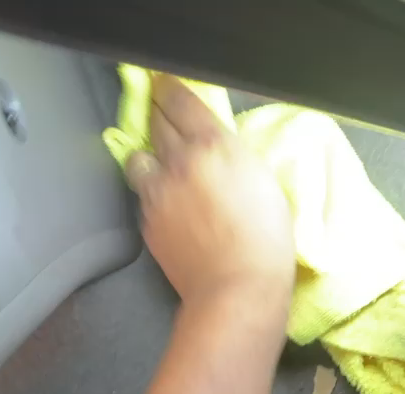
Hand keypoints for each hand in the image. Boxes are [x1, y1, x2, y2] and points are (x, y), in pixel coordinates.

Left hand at [126, 76, 294, 311]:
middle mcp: (179, 161)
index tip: (169, 90)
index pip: (176, 97)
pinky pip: (142, 197)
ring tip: (163, 173)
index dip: (170, 90)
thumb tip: (216, 146)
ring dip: (149, 159)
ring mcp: (158, 192)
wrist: (237, 292)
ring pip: (138, 158)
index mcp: (213, 145)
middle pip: (155, 122)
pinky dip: (152, 197)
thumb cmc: (266, 245)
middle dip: (160, 118)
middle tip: (169, 124)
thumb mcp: (264, 185)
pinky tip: (170, 211)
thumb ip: (234, 156)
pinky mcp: (147, 222)